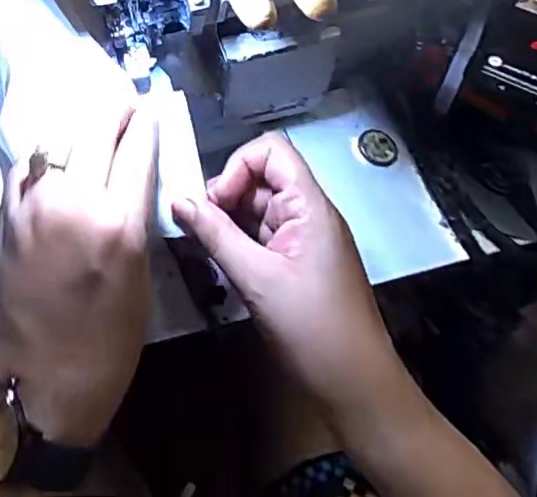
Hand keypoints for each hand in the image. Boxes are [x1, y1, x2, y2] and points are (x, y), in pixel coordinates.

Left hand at [0, 106, 157, 446]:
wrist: (39, 378)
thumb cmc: (109, 334)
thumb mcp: (141, 268)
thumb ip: (136, 208)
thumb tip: (137, 165)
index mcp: (117, 223)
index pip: (136, 148)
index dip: (146, 121)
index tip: (150, 108)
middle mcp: (73, 203)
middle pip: (96, 129)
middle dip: (115, 110)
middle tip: (126, 104)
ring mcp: (33, 205)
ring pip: (58, 137)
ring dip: (79, 124)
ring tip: (94, 121)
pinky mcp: (6, 214)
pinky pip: (28, 163)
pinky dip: (47, 151)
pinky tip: (58, 152)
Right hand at [171, 134, 400, 422]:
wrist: (357, 386)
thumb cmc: (313, 329)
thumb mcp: (258, 280)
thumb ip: (216, 236)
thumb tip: (179, 201)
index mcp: (310, 204)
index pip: (272, 150)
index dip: (239, 166)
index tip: (216, 202)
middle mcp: (309, 212)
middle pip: (264, 177)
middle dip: (228, 193)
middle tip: (202, 225)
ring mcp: (305, 236)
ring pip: (260, 207)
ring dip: (231, 219)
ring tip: (207, 244)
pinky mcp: (299, 260)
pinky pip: (265, 233)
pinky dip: (241, 240)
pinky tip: (223, 260)